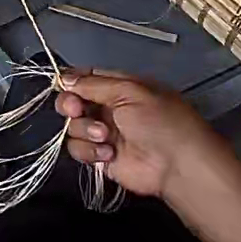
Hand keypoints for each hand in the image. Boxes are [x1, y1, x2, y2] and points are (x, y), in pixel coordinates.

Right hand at [54, 69, 232, 198]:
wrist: (177, 164)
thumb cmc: (160, 120)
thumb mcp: (130, 92)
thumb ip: (94, 84)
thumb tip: (64, 77)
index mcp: (120, 86)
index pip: (86, 77)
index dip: (71, 80)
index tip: (64, 85)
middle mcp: (110, 107)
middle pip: (73, 101)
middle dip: (71, 105)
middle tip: (77, 110)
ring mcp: (104, 133)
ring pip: (73, 126)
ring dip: (85, 130)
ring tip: (106, 137)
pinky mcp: (100, 157)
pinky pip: (78, 149)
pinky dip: (89, 151)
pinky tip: (108, 153)